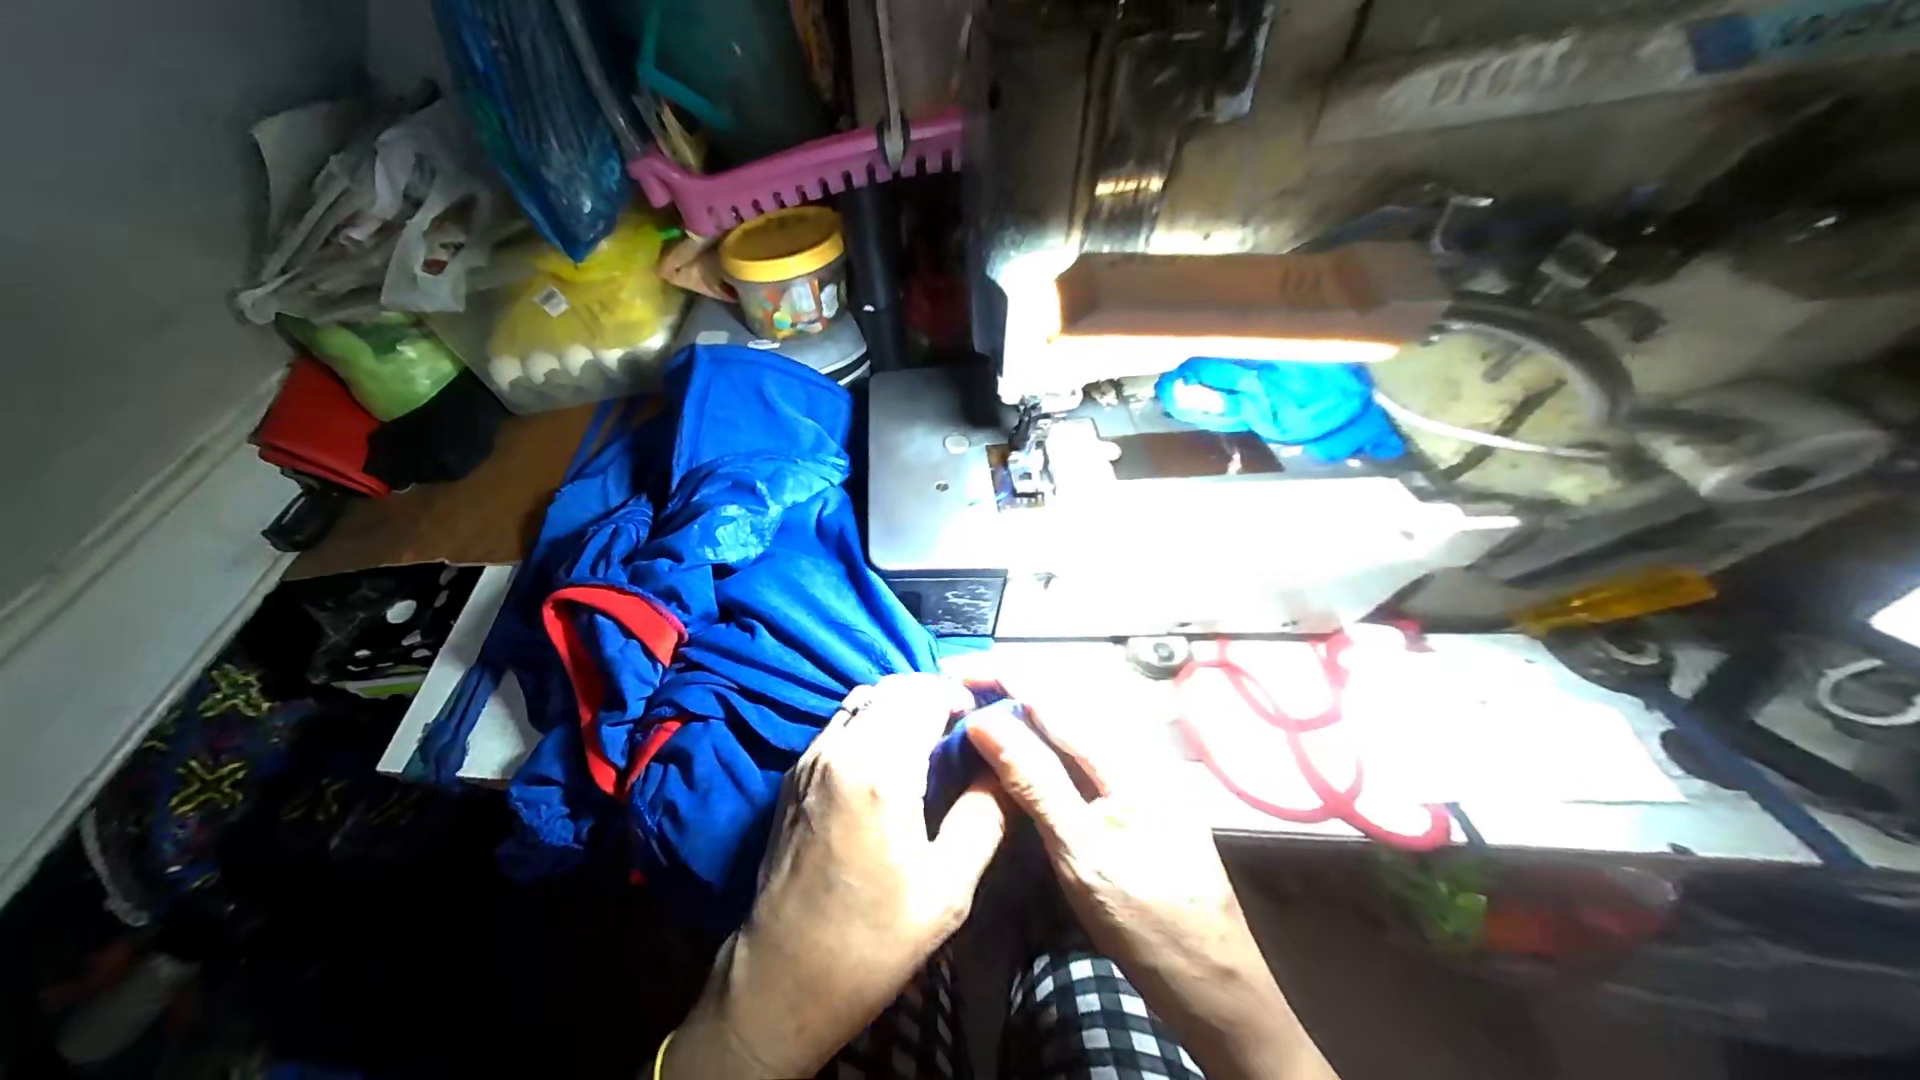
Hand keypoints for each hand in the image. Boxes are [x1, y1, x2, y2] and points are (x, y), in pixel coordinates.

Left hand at [665, 675, 1006, 1078]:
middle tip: (958, 732)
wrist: (780, 980)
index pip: (923, 693)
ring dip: (899, 707)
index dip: (958, 697)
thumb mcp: (947, 890)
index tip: (980, 724)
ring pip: (863, 701)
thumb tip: (1003, 768)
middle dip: (931, 697)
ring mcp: (810, 759)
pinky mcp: (794, 775)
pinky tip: (887, 764)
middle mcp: (839, 749)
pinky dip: (871, 724)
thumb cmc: (872, 941)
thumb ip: (984, 817)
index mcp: (879, 769)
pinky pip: (840, 725)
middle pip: (892, 688)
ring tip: (926, 744)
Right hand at [966, 687, 1338, 1079]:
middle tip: (963, 683)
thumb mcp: (1080, 851)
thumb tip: (985, 720)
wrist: (1208, 972)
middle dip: (1013, 679)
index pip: (1054, 694)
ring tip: (984, 697)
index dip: (1003, 673)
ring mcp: (1141, 762)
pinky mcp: (1136, 783)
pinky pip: (1084, 737)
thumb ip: (1034, 780)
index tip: (955, 669)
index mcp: (1129, 754)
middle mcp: (1139, 743)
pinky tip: (1026, 737)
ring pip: (1075, 711)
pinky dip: (1046, 727)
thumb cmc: (1144, 918)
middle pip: (1066, 692)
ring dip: (1027, 698)